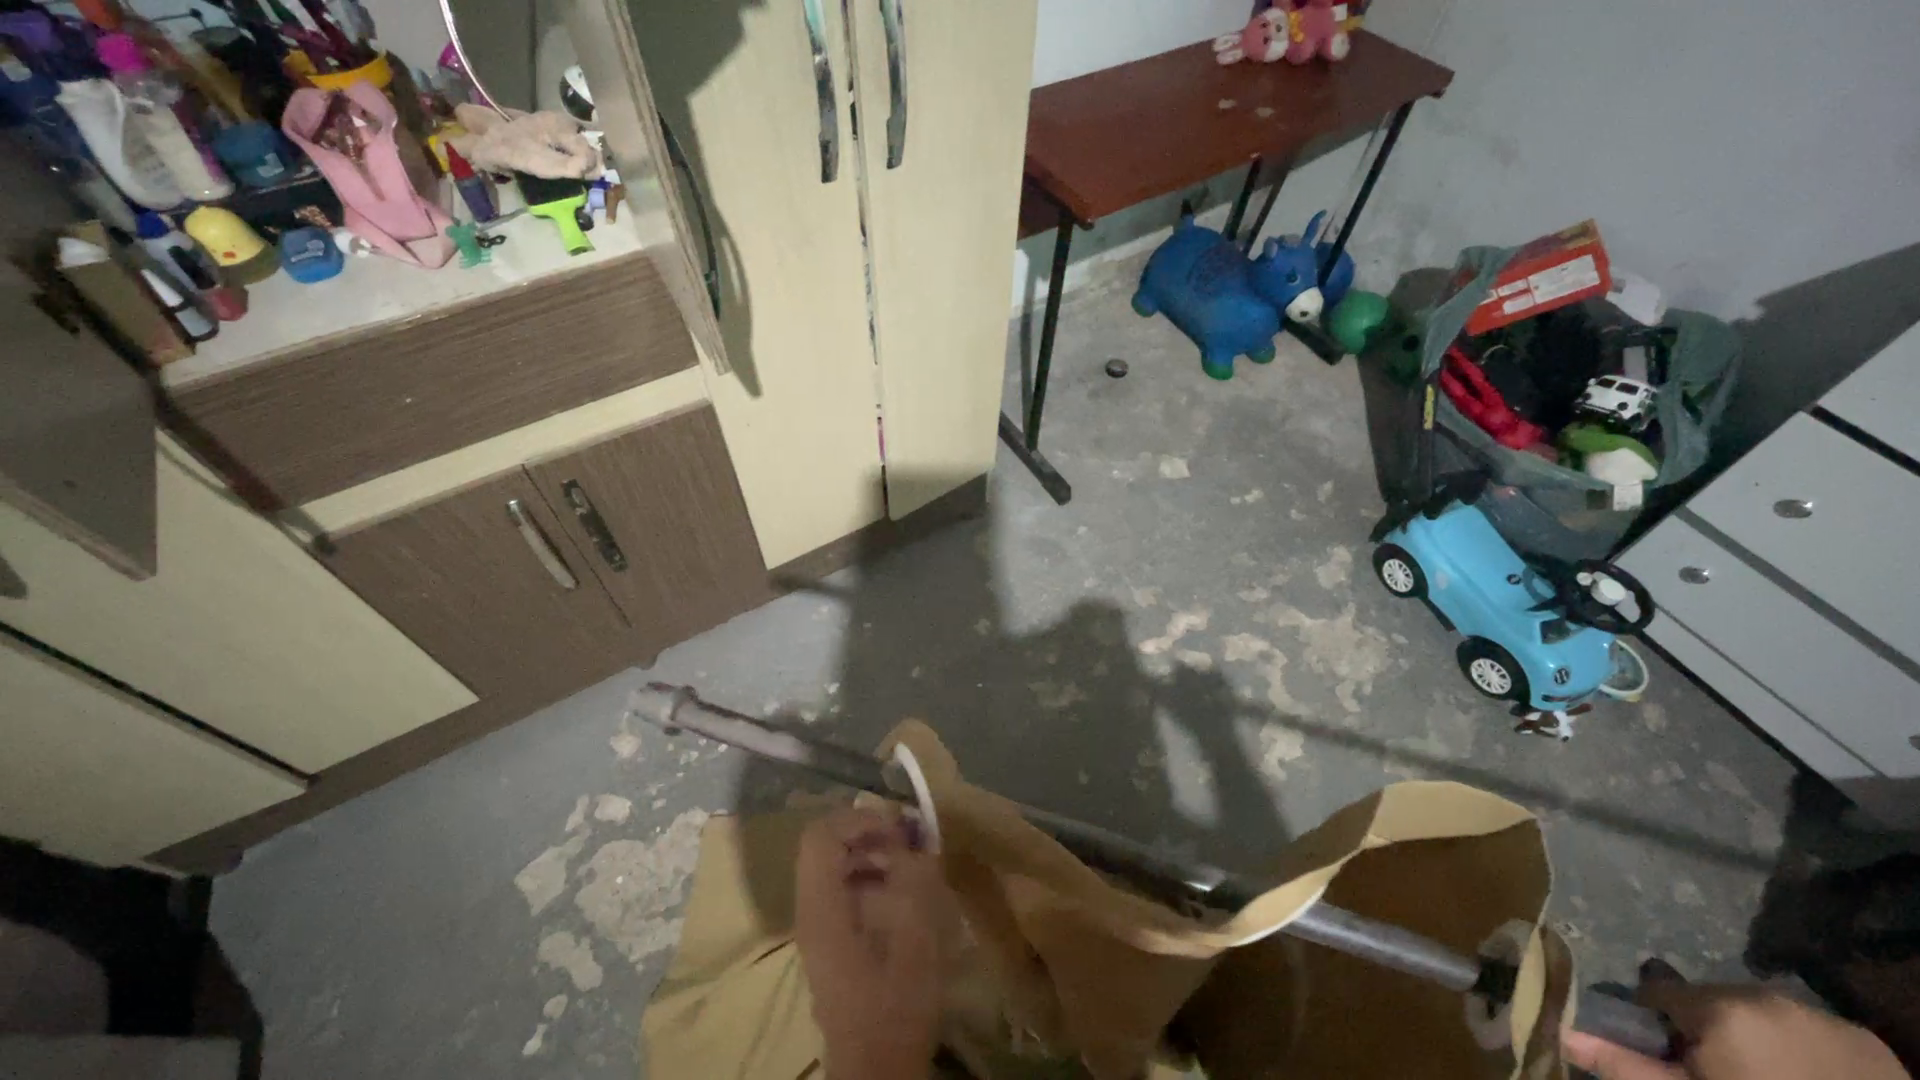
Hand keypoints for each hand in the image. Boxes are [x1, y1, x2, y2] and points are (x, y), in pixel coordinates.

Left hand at [794, 808, 952, 1079]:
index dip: (859, 818)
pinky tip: (901, 893)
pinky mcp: (829, 941)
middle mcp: (809, 910)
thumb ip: (917, 883)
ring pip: (832, 867)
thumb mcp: (918, 941)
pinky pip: (841, 890)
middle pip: (823, 847)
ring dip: (869, 854)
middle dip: (866, 833)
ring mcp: (816, 927)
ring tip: (910, 863)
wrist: (875, 1069)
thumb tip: (916, 841)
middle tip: (909, 841)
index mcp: (822, 907)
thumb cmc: (896, 1007)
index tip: (900, 826)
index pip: (821, 836)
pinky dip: (869, 878)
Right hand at [1564, 981, 1909, 1079]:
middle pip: (1710, 1001)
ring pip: (1760, 1015)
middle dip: (1705, 1030)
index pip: (1658, 994)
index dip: (1656, 1028)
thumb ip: (1626, 1064)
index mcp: (1718, 1006)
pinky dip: (1800, 1050)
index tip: (1669, 1060)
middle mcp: (1765, 995)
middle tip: (1716, 1074)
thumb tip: (1561, 1031)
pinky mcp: (1866, 1039)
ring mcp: (1823, 1015)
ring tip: (1762, 1077)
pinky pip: (1811, 1031)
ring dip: (1752, 1037)